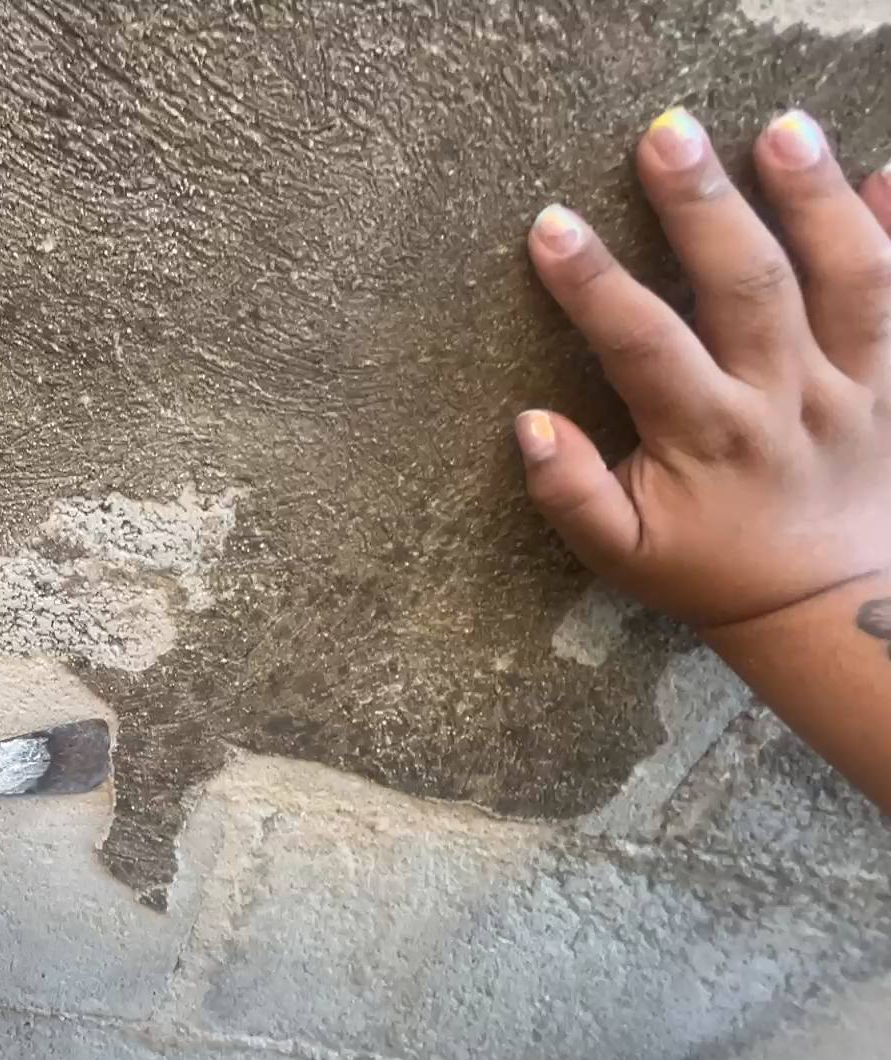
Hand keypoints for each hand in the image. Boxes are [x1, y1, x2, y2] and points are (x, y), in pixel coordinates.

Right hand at [517, 108, 890, 627]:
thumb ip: (565, 489)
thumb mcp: (611, 548)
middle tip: (668, 135)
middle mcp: (790, 397)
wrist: (832, 605)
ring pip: (850, 274)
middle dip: (703, 206)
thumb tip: (527, 422)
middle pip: (749, 285)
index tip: (550, 228)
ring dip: (813, 195)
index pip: (640, 342)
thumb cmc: (701, 570)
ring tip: (778, 128)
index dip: (592, 283)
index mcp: (707, 435)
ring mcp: (862, 384)